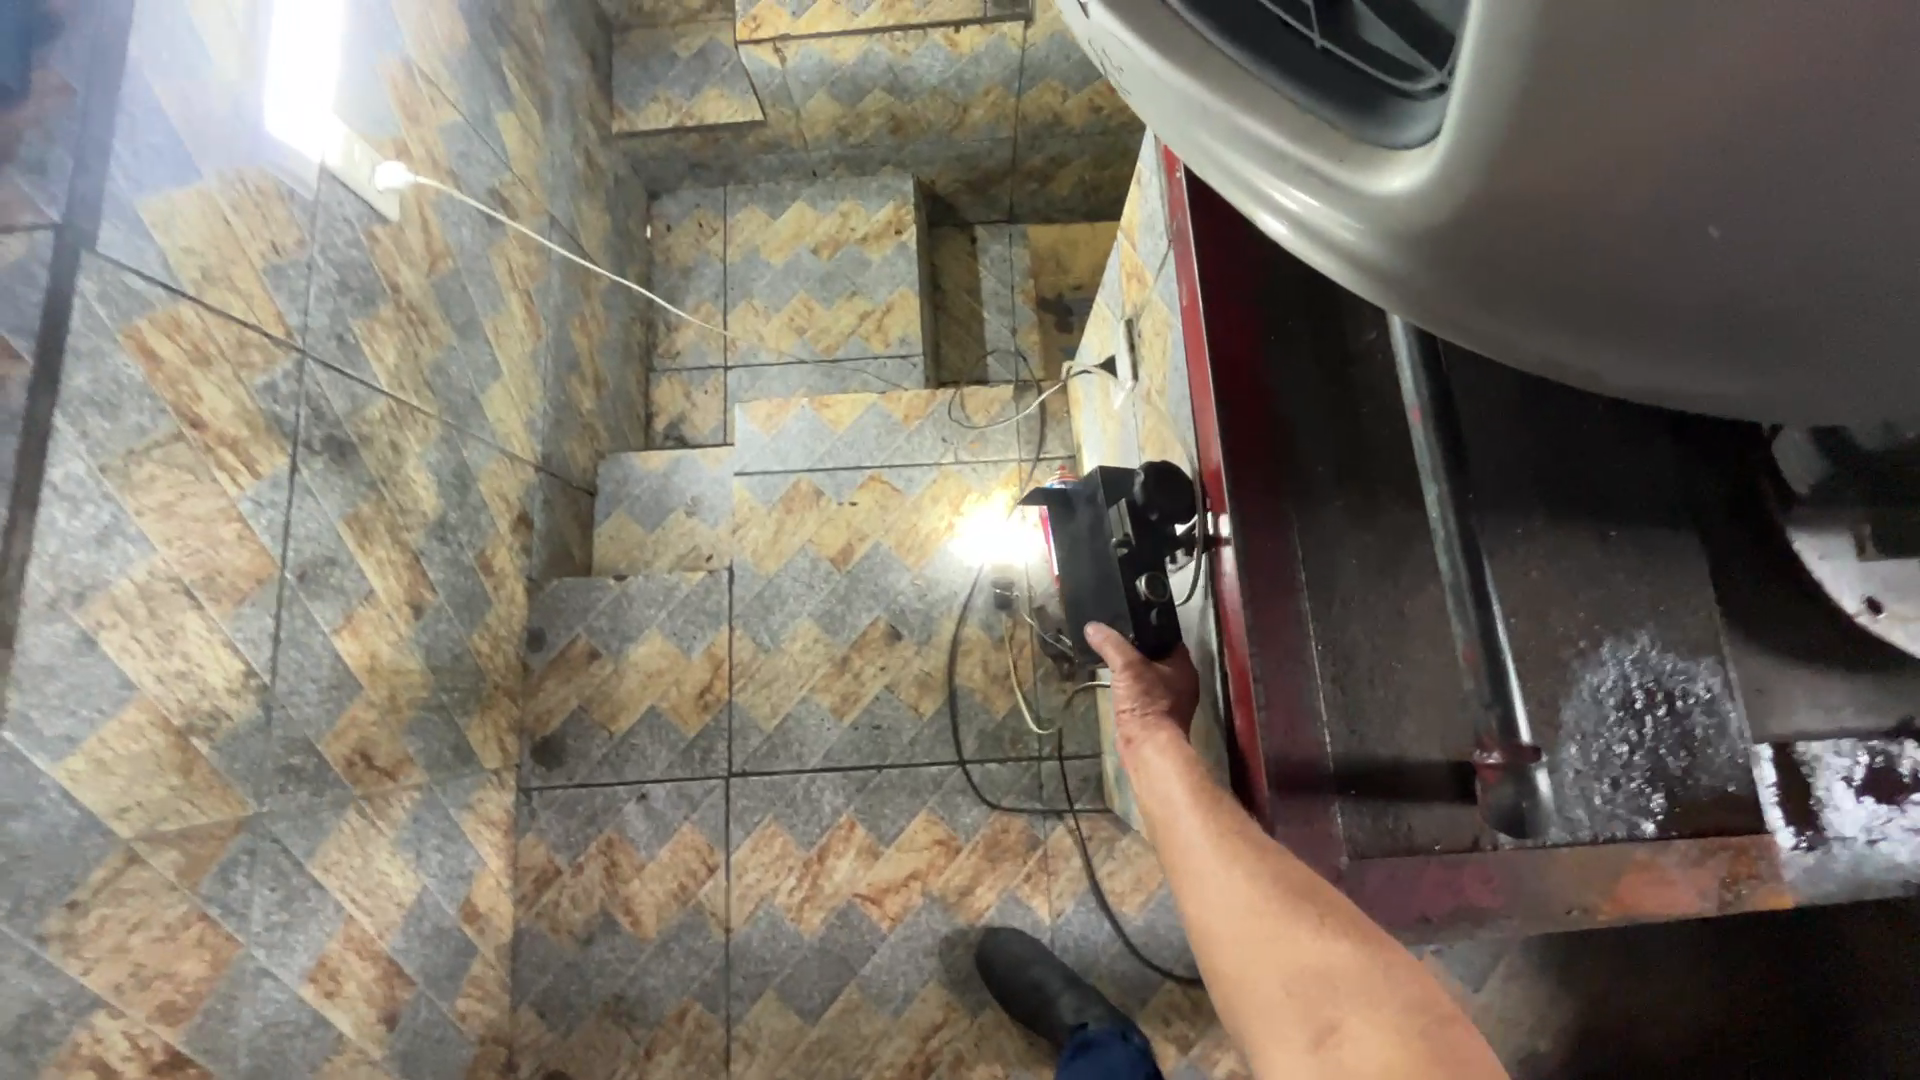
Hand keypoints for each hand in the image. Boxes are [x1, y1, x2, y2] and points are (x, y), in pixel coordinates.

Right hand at [1084, 622, 1199, 752]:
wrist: (1147, 747)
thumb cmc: (1146, 703)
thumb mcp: (1127, 666)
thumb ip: (1110, 644)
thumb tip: (1092, 627)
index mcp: (1184, 665)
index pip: (1167, 636)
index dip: (1148, 627)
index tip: (1128, 621)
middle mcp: (1181, 681)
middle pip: (1157, 655)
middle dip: (1137, 648)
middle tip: (1114, 637)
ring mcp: (1170, 700)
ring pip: (1148, 674)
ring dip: (1132, 669)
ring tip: (1110, 656)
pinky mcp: (1156, 714)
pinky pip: (1142, 691)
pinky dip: (1130, 686)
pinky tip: (1115, 681)